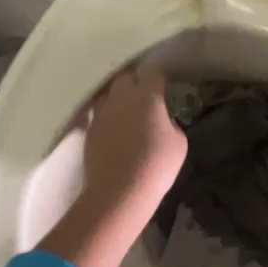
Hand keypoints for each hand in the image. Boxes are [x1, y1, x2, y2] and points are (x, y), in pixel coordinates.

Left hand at [38, 68, 186, 266]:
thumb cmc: (156, 165)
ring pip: (109, 95)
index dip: (159, 81)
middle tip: (145, 99)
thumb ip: (170, 123)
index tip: (165, 91)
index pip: (153, 74)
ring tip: (127, 114)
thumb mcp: (179, 142)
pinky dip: (108, 119)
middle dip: (135, 83)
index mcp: (146, 95)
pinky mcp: (88, 131)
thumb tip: (161, 121)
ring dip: (118, 100)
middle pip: (126, 78)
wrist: (119, 193)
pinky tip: (114, 133)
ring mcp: (101, 113)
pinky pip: (99, 116)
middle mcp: (121, 97)